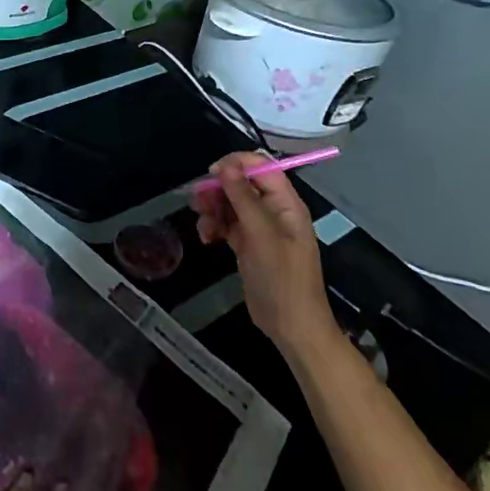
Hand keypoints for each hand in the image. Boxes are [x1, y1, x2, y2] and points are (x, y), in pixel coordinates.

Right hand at [193, 152, 338, 353]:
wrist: (291, 326)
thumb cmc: (282, 278)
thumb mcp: (261, 236)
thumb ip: (244, 198)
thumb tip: (226, 165)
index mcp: (286, 204)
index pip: (262, 167)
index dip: (237, 164)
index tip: (212, 174)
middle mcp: (274, 211)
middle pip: (242, 184)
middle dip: (218, 189)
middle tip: (198, 201)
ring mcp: (260, 229)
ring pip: (230, 203)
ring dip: (212, 208)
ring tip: (202, 224)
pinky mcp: (248, 245)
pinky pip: (227, 224)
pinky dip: (214, 226)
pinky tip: (206, 238)